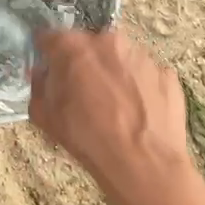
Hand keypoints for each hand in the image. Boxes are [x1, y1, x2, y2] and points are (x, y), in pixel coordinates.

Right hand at [30, 28, 195, 204]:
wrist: (146, 167)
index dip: (48, 52)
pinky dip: (139, 87)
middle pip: (88, 44)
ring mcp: (141, 55)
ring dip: (113, 72)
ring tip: (116, 105)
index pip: (51, 37)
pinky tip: (139, 112)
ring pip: (119, 57)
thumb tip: (43, 74)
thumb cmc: (88, 139)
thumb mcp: (45, 116)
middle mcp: (107, 41)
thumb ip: (38, 86)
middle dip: (84, 62)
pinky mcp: (167, 74)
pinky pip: (145, 74)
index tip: (50, 68)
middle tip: (84, 90)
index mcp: (73, 46)